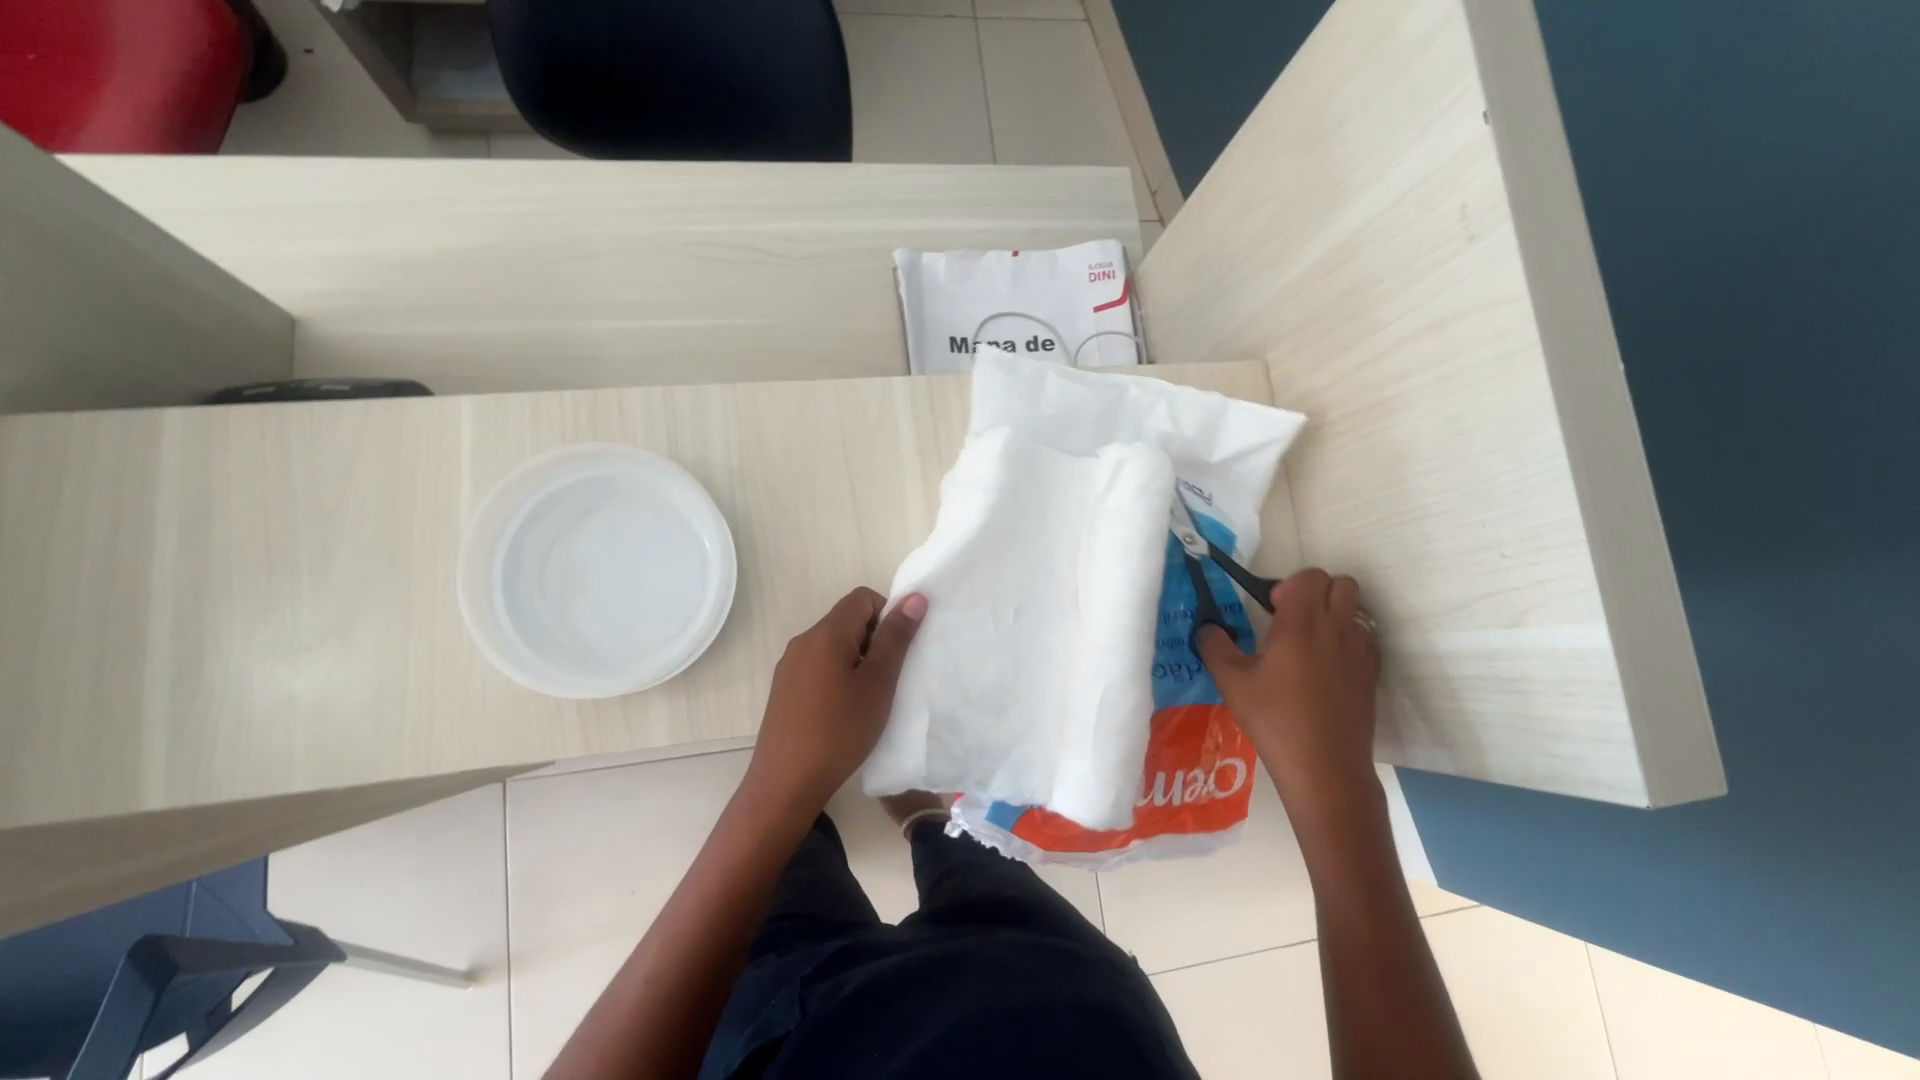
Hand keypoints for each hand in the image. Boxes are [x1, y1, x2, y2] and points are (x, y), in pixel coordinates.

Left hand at [744, 587, 926, 813]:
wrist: (787, 781)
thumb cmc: (840, 730)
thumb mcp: (878, 683)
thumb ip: (896, 638)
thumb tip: (914, 597)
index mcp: (826, 633)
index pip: (862, 598)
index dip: (888, 615)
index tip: (899, 652)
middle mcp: (803, 641)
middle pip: (846, 621)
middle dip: (874, 641)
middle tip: (888, 679)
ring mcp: (789, 666)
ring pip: (833, 647)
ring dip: (857, 661)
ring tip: (869, 700)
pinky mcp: (784, 690)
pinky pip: (818, 668)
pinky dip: (838, 678)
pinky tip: (844, 713)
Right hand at [1196, 569, 1379, 810]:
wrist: (1324, 766)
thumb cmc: (1274, 720)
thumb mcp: (1231, 683)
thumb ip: (1215, 647)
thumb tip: (1207, 628)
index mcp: (1301, 623)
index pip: (1308, 577)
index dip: (1289, 585)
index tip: (1272, 610)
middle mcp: (1337, 628)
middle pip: (1341, 583)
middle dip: (1317, 592)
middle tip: (1292, 620)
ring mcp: (1360, 650)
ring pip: (1356, 608)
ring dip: (1334, 613)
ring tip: (1310, 643)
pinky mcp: (1372, 672)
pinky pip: (1364, 637)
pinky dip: (1348, 639)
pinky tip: (1327, 668)